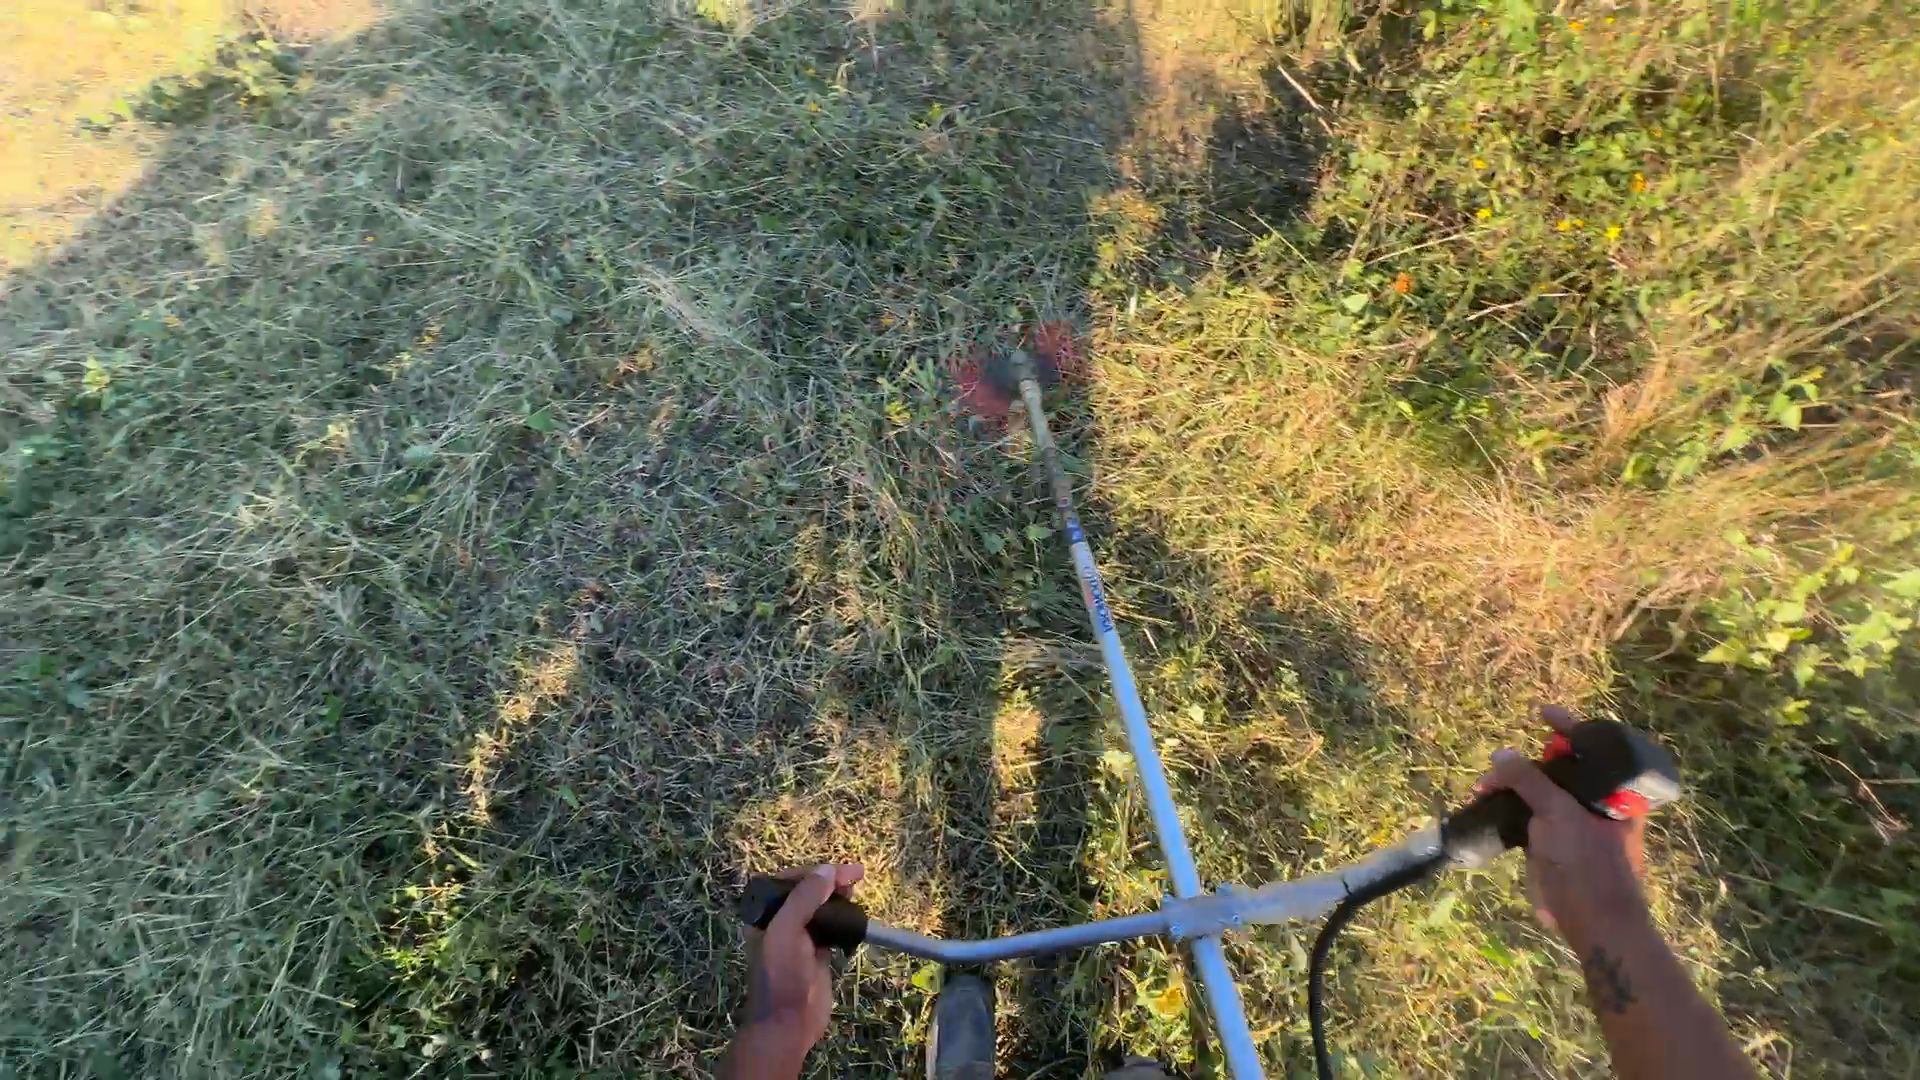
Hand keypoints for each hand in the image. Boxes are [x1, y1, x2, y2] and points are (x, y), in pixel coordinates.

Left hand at [728, 863, 863, 1077]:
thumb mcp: (787, 929)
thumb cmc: (781, 974)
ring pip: (821, 907)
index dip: (817, 872)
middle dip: (831, 881)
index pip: (791, 880)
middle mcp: (781, 922)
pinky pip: (831, 927)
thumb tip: (828, 870)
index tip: (842, 871)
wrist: (788, 1025)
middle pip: (809, 891)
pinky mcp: (817, 953)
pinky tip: (855, 914)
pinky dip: (843, 918)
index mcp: (765, 914)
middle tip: (857, 876)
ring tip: (856, 891)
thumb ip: (805, 897)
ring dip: (839, 897)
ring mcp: (800, 938)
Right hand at [1482, 705, 1649, 950]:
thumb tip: (1501, 754)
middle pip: (1558, 768)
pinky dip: (1504, 803)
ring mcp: (1571, 824)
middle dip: (1525, 760)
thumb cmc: (1588, 864)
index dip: (1569, 728)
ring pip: (1536, 790)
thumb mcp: (1558, 814)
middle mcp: (1594, 805)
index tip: (1543, 711)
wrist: (1591, 920)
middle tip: (1499, 765)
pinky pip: (1525, 812)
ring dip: (1508, 783)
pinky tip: (1485, 801)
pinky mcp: (1550, 841)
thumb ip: (1529, 780)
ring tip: (1484, 787)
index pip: (1593, 750)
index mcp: (1613, 796)